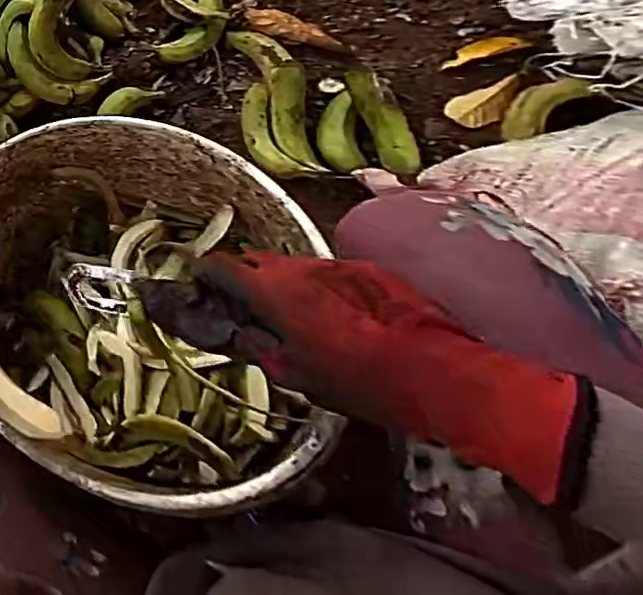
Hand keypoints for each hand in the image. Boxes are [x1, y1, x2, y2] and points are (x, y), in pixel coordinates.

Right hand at [139, 251, 596, 506]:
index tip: (195, 286)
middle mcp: (293, 266)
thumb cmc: (359, 380)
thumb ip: (253, 345)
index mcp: (269, 289)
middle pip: (252, 262)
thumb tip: (228, 331)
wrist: (446, 375)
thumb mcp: (293, 374)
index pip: (216, 266)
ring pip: (288, 267)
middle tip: (245, 309)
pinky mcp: (364, 269)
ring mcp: (331, 264)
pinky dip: (316, 289)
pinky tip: (334, 317)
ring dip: (280, 285)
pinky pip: (323, 274)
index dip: (200, 274)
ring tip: (292, 316)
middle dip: (242, 281)